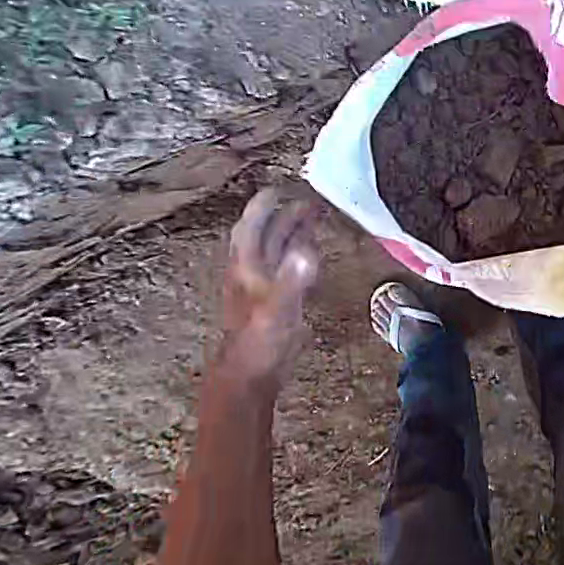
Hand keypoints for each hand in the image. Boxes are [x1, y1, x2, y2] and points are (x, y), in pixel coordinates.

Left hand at [218, 188, 320, 382]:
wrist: (250, 375)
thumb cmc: (258, 342)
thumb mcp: (277, 309)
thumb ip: (293, 280)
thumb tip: (308, 252)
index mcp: (248, 269)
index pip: (252, 228)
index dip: (263, 207)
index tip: (278, 189)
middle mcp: (254, 273)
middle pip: (268, 236)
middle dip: (287, 217)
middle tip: (311, 203)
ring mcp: (265, 288)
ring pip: (278, 252)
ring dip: (295, 234)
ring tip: (316, 219)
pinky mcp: (277, 302)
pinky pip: (288, 270)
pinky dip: (300, 257)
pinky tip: (312, 255)